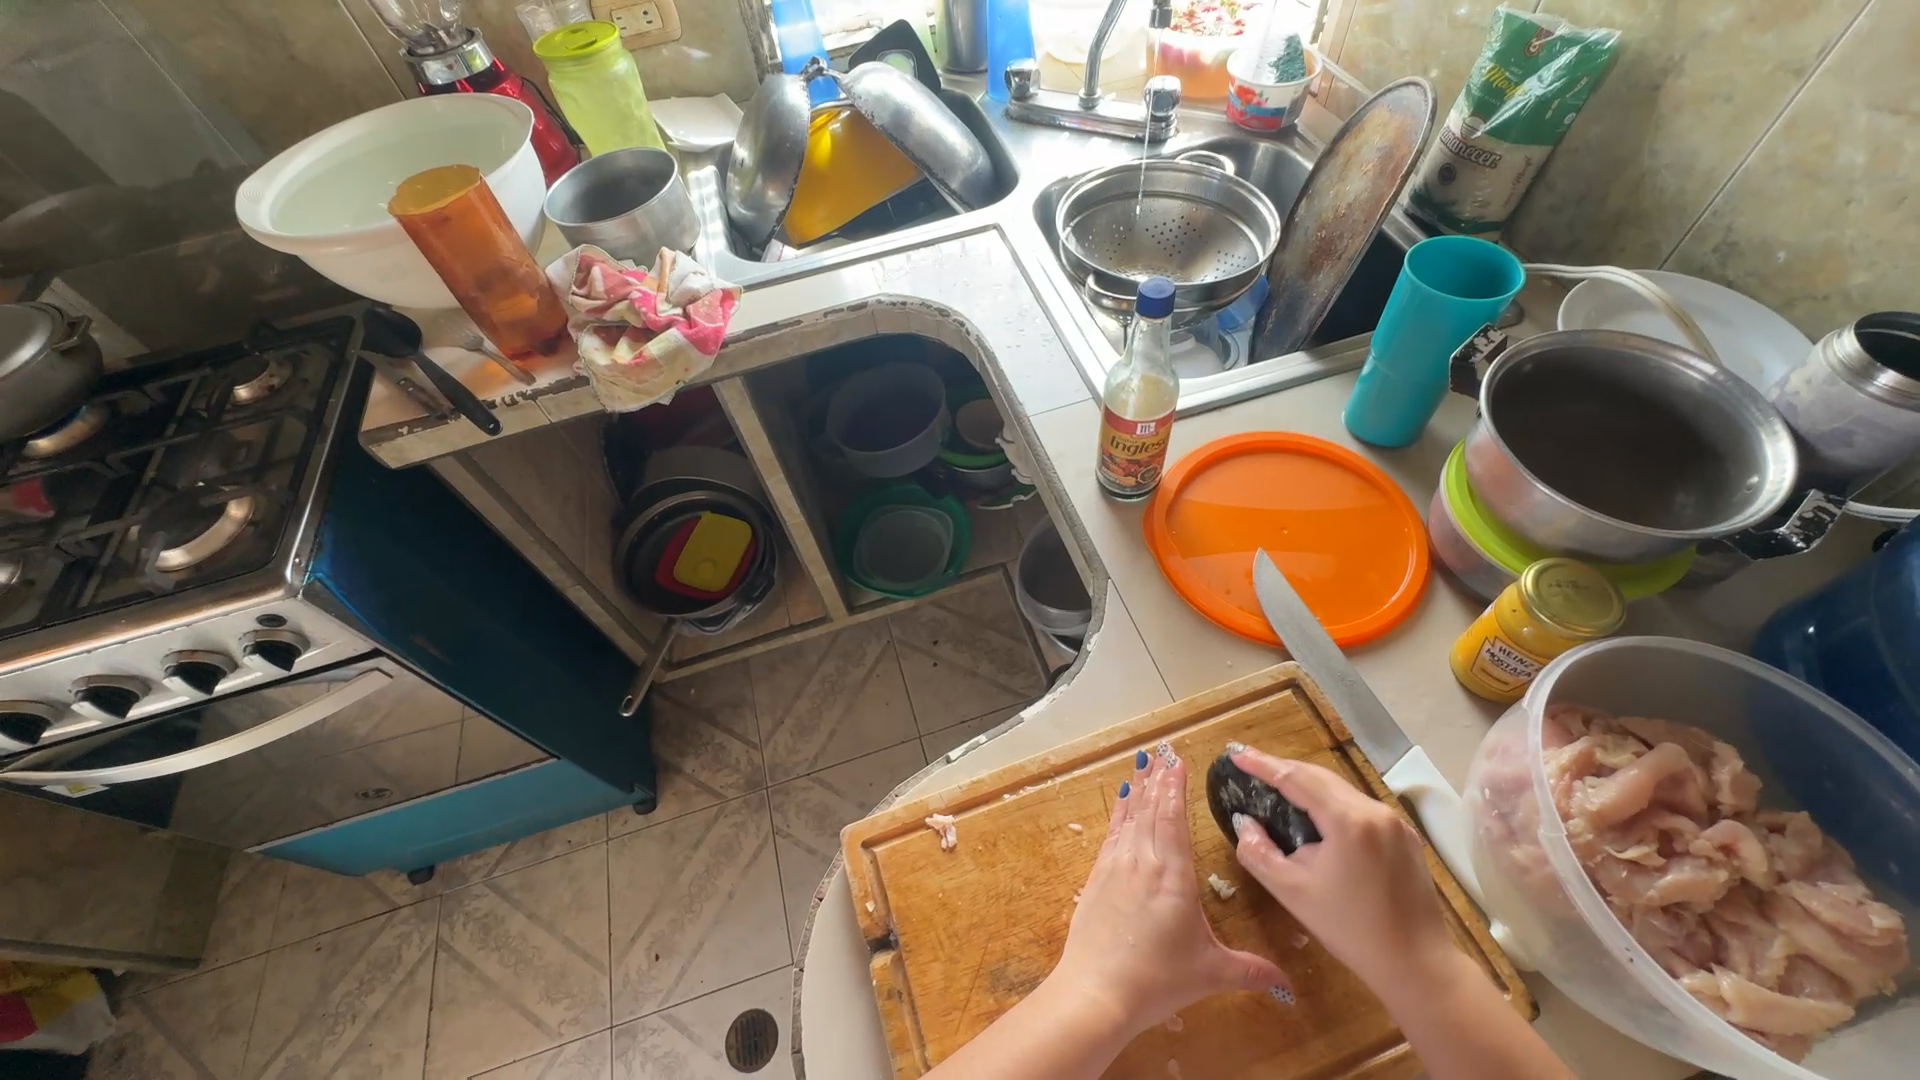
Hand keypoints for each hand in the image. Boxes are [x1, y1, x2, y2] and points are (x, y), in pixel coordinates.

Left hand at [1047, 743, 1291, 1037]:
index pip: (1173, 819)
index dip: (1175, 787)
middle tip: (1161, 751)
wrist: (1096, 991)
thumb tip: (1285, 981)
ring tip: (1142, 764)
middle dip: (1158, 779)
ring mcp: (1116, 867)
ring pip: (1130, 817)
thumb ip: (1249, 970)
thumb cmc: (1157, 979)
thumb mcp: (1210, 973)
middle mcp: (1143, 861)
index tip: (1177, 761)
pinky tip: (1122, 801)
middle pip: (1151, 810)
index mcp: (1173, 875)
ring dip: (1138, 789)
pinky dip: (1119, 813)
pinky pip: (1112, 834)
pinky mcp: (1097, 878)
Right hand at [1227, 746, 1455, 993]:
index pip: (1296, 779)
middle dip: (1284, 769)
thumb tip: (1244, 822)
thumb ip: (1258, 852)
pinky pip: (1360, 807)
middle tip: (1251, 766)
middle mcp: (1375, 811)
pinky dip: (1332, 803)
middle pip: (1321, 777)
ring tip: (1278, 787)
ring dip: (1308, 786)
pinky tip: (1317, 816)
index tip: (1235, 754)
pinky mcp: (1406, 837)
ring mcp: (1395, 822)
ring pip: (1341, 790)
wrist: (1418, 966)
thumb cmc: (1350, 930)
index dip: (1263, 764)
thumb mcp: (1291, 892)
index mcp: (1348, 821)